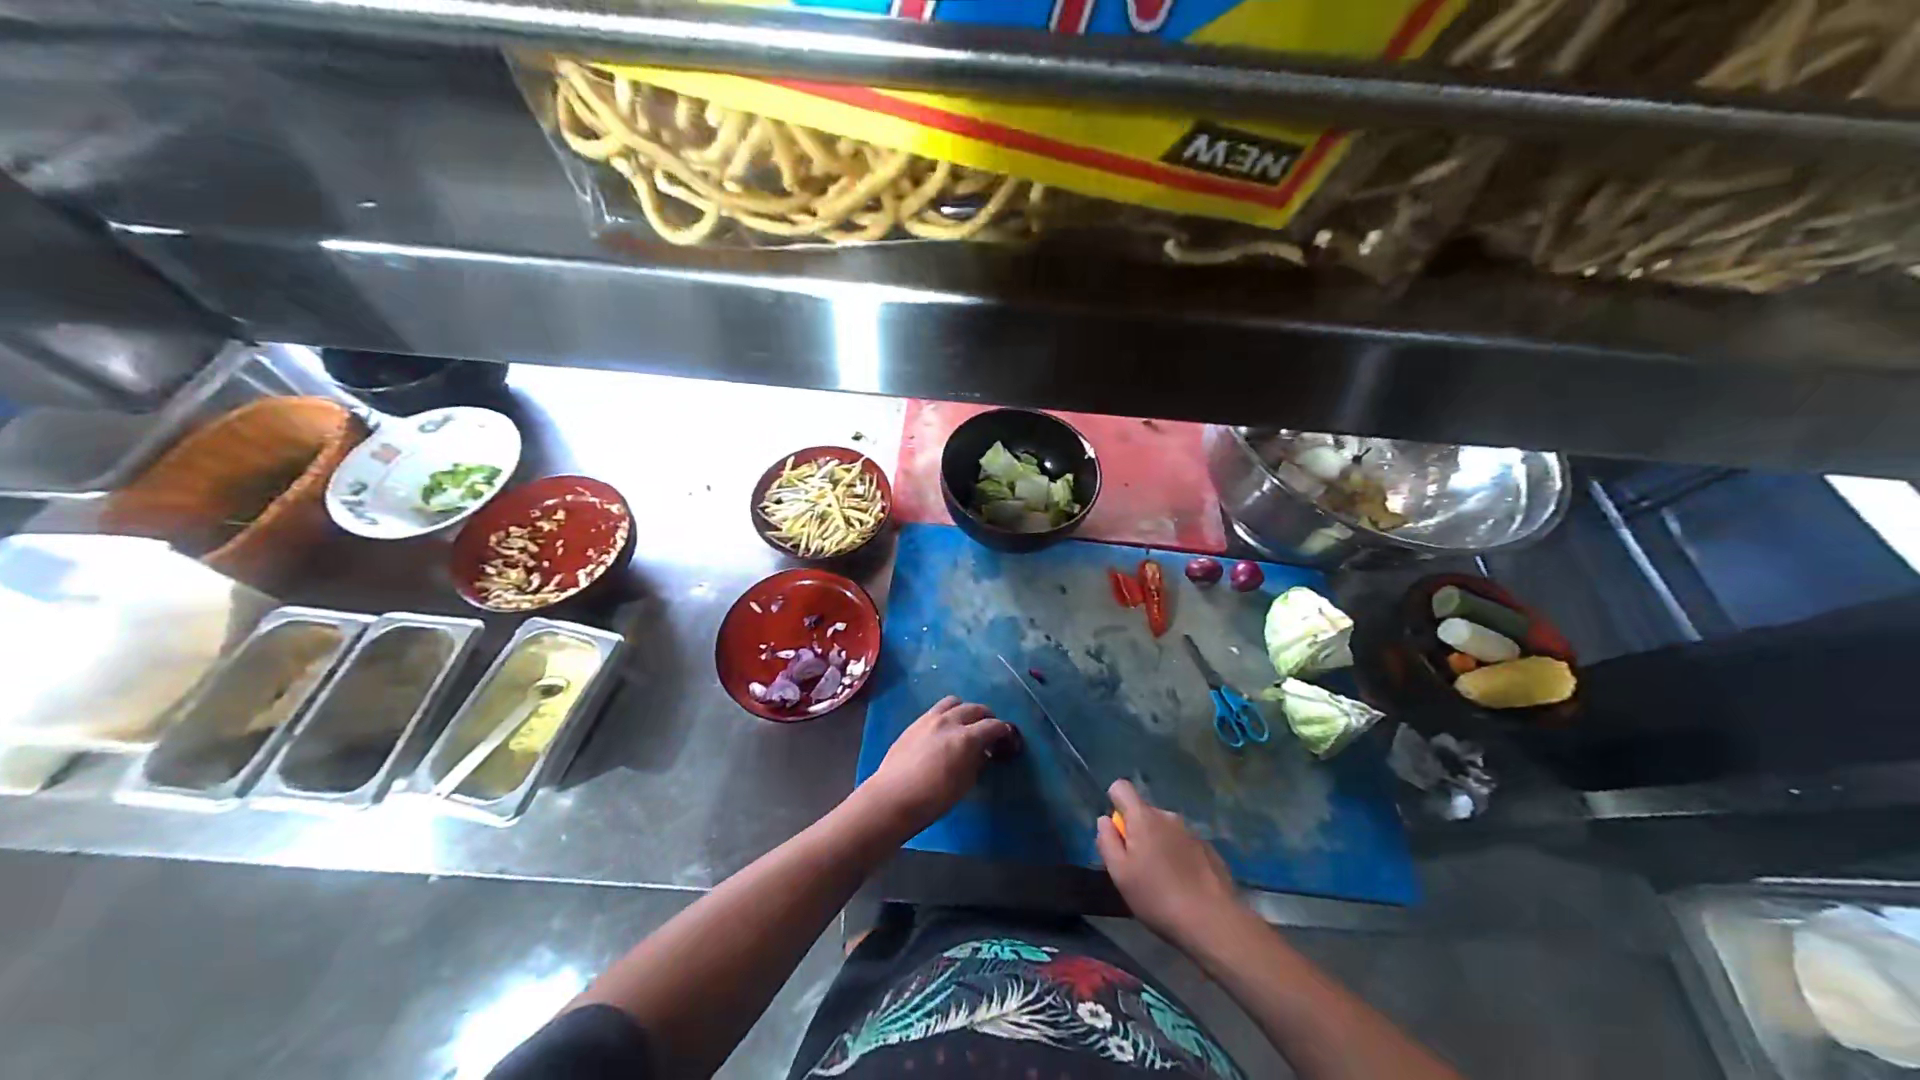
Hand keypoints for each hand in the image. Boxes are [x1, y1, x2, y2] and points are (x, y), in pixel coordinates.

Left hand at [860, 696, 1014, 835]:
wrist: (893, 796)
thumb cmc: (933, 798)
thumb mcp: (964, 783)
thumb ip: (977, 762)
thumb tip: (982, 752)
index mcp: (966, 738)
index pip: (993, 725)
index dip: (1004, 731)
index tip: (1007, 737)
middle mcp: (949, 721)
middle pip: (975, 708)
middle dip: (987, 717)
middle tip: (989, 731)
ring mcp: (929, 719)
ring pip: (954, 702)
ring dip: (965, 710)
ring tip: (966, 724)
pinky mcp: (915, 723)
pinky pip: (937, 710)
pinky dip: (948, 714)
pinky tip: (945, 730)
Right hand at [1096, 779, 1242, 944]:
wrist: (1213, 922)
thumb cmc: (1157, 897)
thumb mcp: (1119, 873)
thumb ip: (1107, 841)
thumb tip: (1105, 820)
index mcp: (1144, 817)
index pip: (1121, 788)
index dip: (1114, 804)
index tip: (1117, 833)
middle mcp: (1169, 816)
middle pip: (1144, 812)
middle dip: (1137, 831)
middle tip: (1138, 867)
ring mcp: (1192, 832)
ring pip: (1165, 829)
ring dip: (1159, 844)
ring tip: (1162, 879)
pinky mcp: (1210, 850)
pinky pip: (1184, 844)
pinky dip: (1179, 856)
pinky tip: (1184, 884)